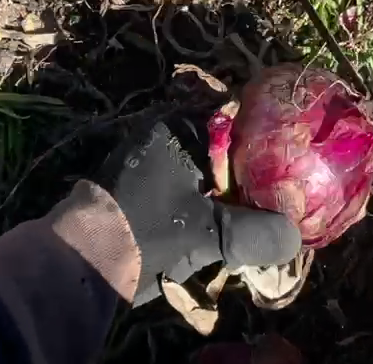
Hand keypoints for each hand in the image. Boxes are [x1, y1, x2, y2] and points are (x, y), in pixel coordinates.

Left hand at [97, 120, 301, 302]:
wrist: (79, 264)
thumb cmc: (146, 231)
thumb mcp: (206, 233)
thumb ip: (252, 232)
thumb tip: (293, 238)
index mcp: (177, 126)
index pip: (230, 107)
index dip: (260, 121)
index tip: (285, 135)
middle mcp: (160, 132)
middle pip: (216, 134)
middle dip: (243, 152)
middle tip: (274, 170)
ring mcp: (145, 157)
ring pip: (198, 158)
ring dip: (221, 175)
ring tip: (252, 193)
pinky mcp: (136, 185)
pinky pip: (182, 177)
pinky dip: (201, 190)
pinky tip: (219, 210)